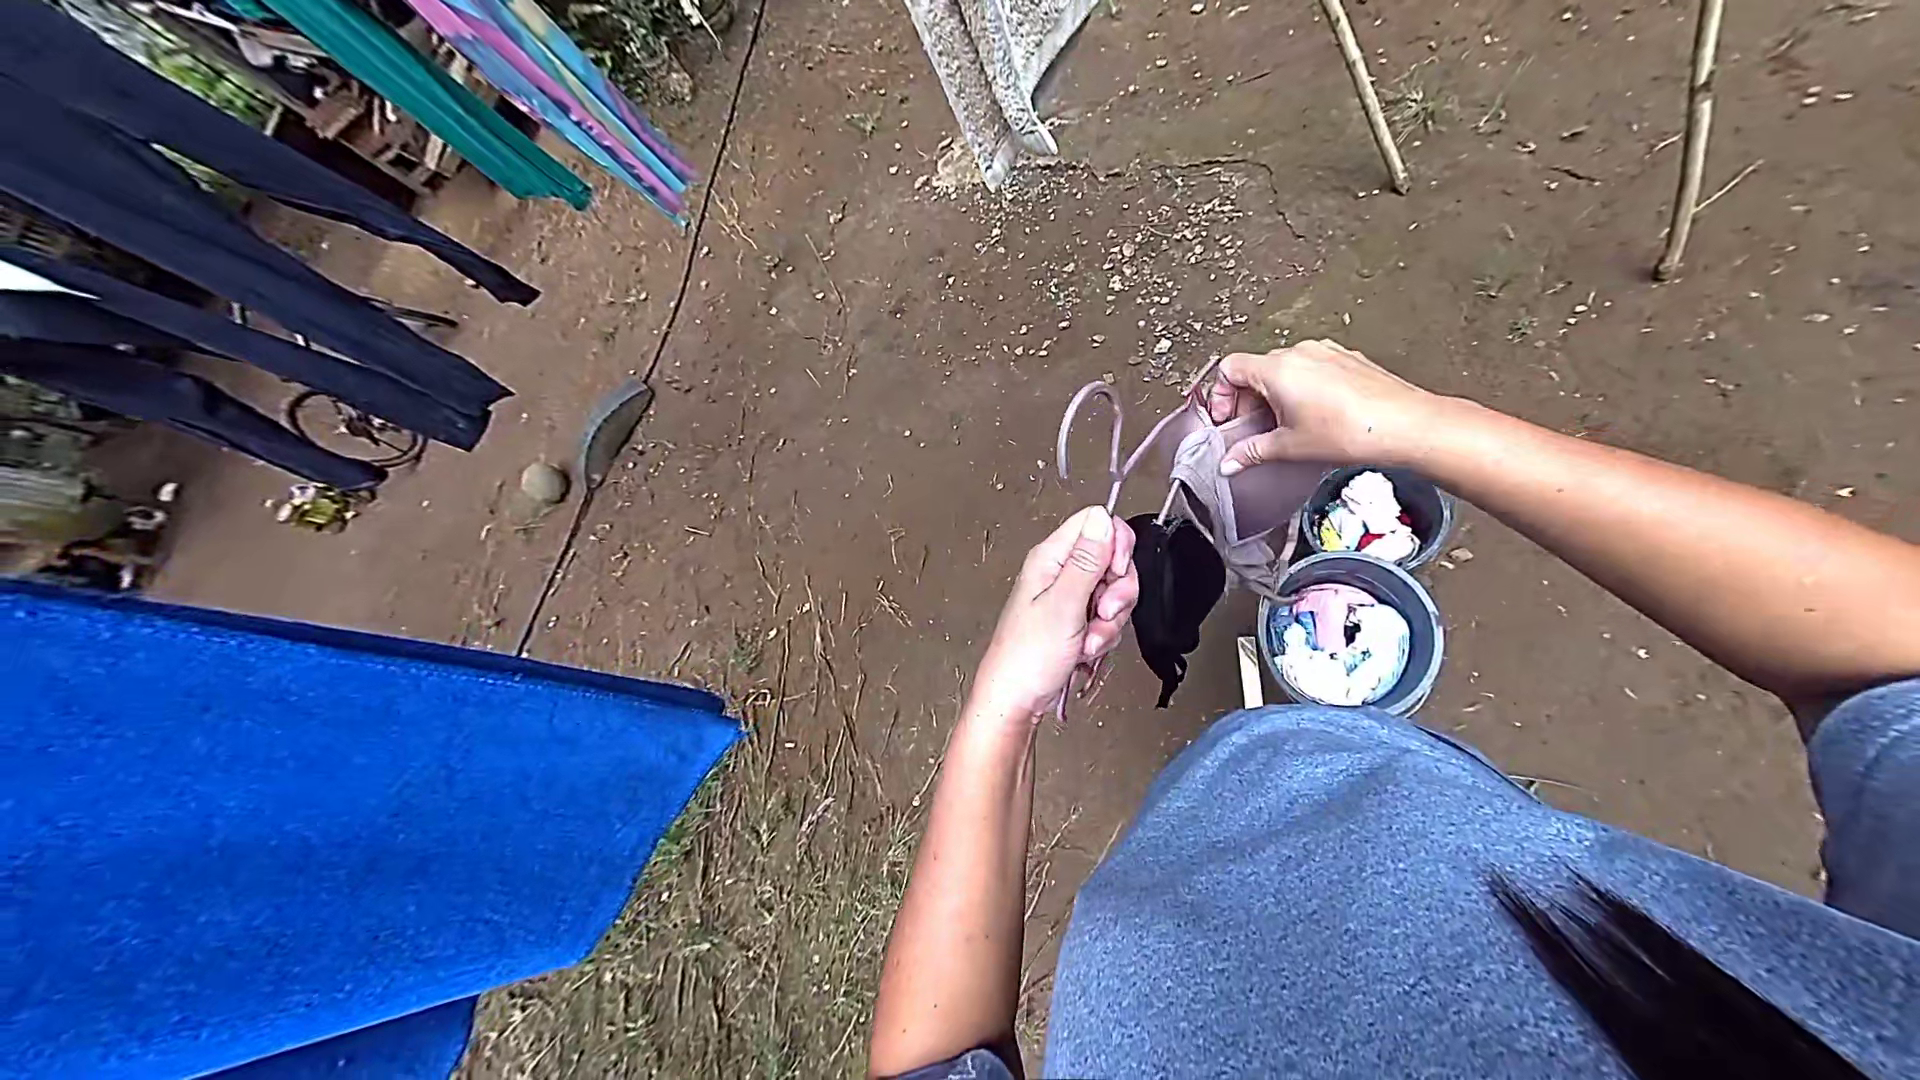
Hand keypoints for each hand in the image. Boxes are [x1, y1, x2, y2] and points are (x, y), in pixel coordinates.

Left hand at [970, 507, 1138, 723]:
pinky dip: (1103, 637)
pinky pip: (1107, 620)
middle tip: (1100, 612)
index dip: (1116, 545)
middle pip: (1112, 560)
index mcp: (1050, 558)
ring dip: (1109, 623)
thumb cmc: (1025, 658)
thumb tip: (1102, 517)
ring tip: (1086, 639)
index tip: (1113, 574)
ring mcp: (1068, 598)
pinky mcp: (1075, 621)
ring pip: (1114, 594)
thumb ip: (1087, 560)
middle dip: (1118, 593)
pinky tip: (1085, 650)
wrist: (1016, 702)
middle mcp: (1058, 573)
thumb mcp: (1063, 604)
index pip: (1096, 523)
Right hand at [1206, 339, 1441, 473]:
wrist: (1408, 426)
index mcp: (1278, 369)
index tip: (1228, 418)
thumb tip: (1230, 462)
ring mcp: (1327, 353)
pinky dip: (1300, 389)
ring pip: (1283, 369)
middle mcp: (1301, 353)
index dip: (1221, 395)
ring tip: (1283, 425)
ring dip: (1273, 395)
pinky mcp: (1347, 360)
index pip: (1230, 368)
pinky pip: (1310, 368)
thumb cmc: (1353, 431)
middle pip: (1255, 369)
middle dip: (1247, 399)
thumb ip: (1251, 452)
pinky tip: (1311, 417)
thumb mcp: (1289, 447)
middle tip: (1252, 428)